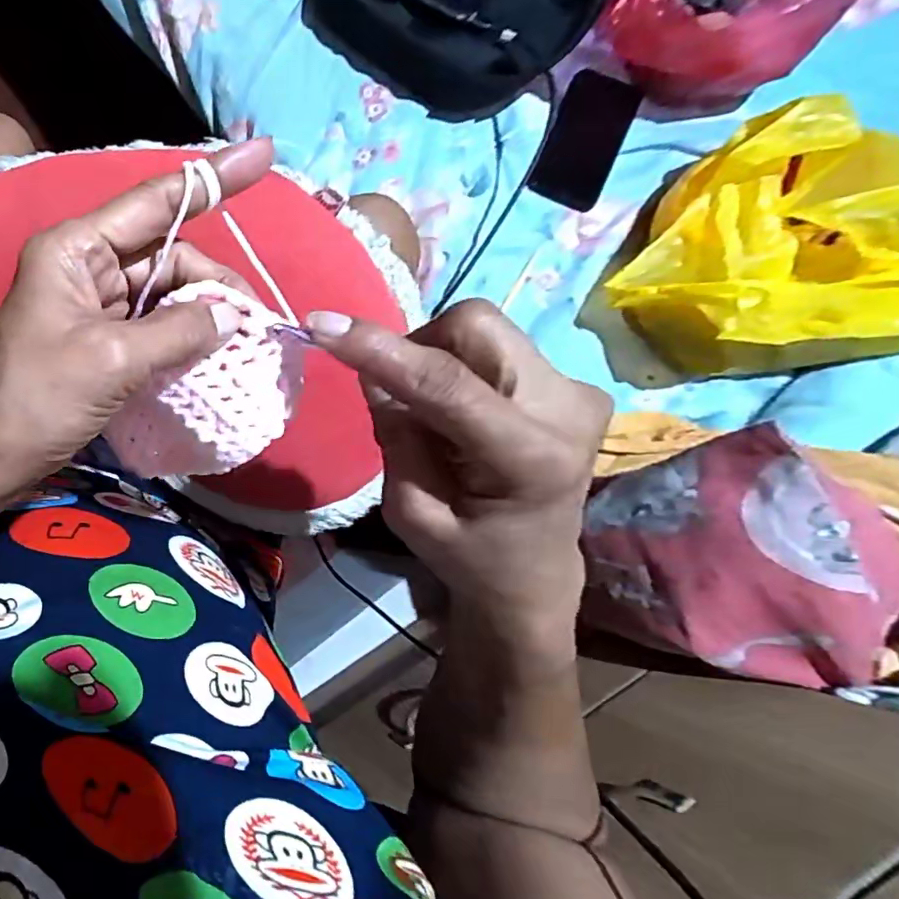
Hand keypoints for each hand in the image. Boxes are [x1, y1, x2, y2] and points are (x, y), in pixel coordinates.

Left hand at [0, 138, 276, 503]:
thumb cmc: (41, 401)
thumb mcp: (113, 360)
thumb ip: (178, 331)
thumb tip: (232, 315)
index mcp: (73, 250)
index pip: (152, 202)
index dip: (211, 178)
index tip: (264, 152)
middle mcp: (82, 267)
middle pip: (164, 252)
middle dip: (210, 279)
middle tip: (253, 317)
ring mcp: (90, 305)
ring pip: (162, 291)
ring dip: (200, 312)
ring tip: (241, 339)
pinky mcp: (98, 340)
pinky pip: (151, 325)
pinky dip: (181, 335)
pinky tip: (213, 351)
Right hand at [309, 301, 610, 633]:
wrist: (534, 573)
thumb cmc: (466, 555)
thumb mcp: (410, 512)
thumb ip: (395, 437)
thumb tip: (372, 370)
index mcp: (528, 457)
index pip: (445, 383)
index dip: (381, 349)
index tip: (321, 325)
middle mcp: (567, 408)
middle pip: (474, 326)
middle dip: (415, 346)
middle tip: (393, 395)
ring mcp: (577, 389)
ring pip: (483, 330)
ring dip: (434, 357)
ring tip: (428, 414)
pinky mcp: (570, 383)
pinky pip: (493, 347)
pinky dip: (455, 367)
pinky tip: (457, 416)